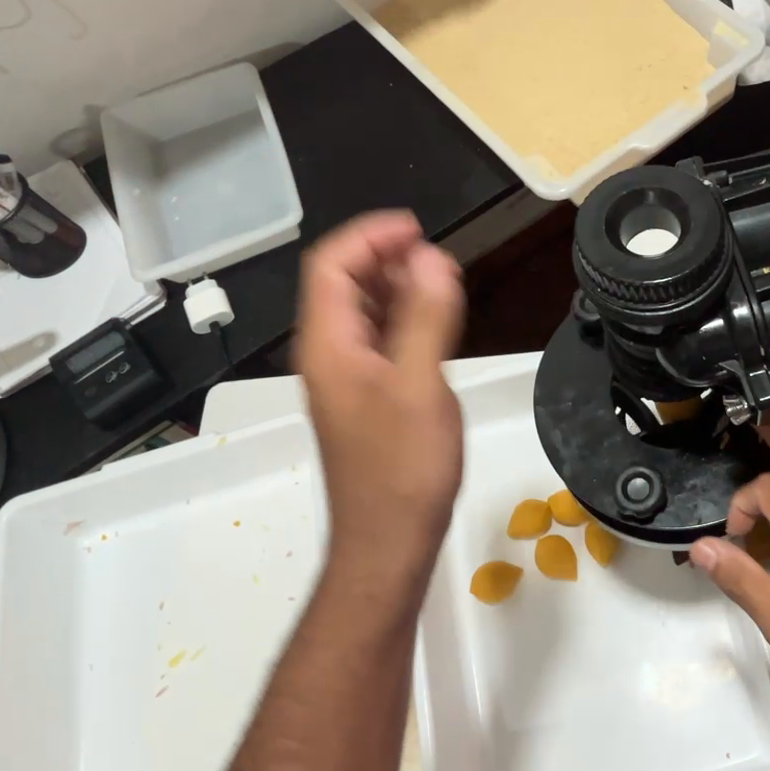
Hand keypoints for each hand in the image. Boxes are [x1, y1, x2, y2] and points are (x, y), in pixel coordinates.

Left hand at [295, 212, 465, 570]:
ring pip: (361, 313)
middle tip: (437, 255)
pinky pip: (377, 342)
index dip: (370, 237)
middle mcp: (327, 356)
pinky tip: (436, 325)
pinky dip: (403, 320)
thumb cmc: (403, 469)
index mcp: (328, 346)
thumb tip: (433, 259)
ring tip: (442, 281)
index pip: (331, 266)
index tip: (417, 229)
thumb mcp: (421, 386)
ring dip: (396, 287)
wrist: (388, 542)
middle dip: (385, 258)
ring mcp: (345, 380)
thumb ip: (427, 318)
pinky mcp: (366, 401)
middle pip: (343, 285)